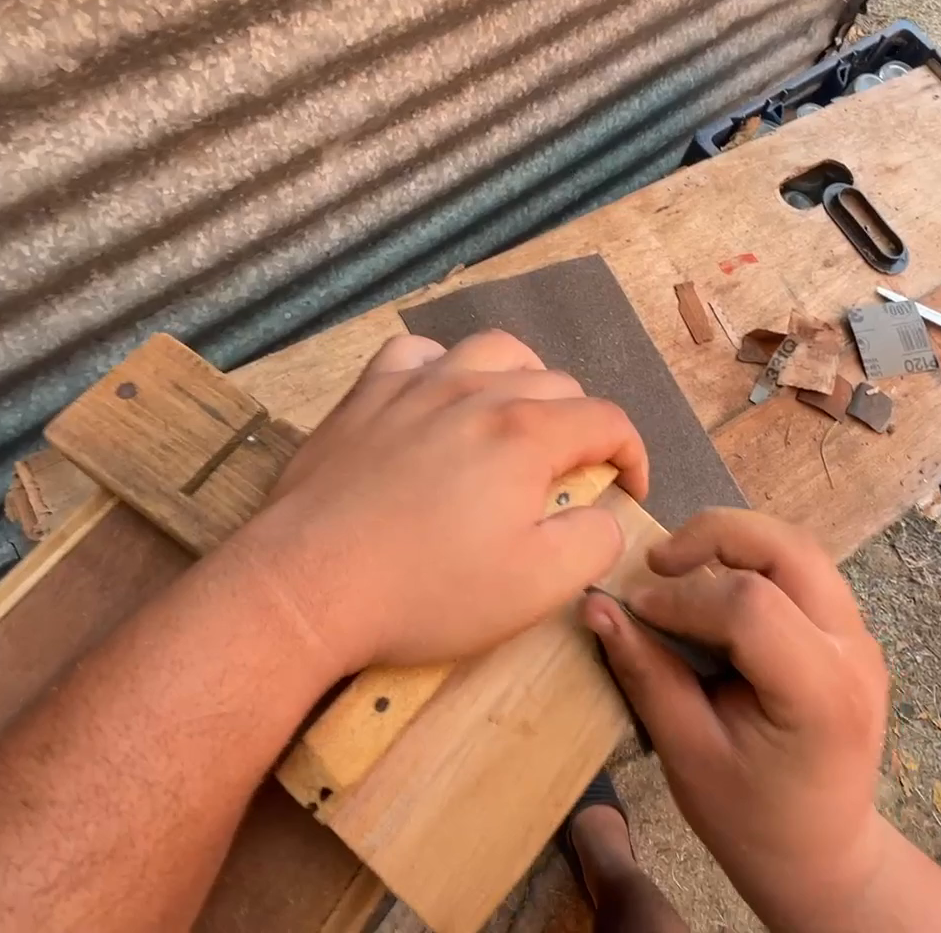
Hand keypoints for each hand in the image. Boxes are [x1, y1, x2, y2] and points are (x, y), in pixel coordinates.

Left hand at [239, 330, 649, 675]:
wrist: (308, 585)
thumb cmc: (427, 590)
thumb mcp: (536, 586)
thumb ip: (594, 541)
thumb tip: (607, 513)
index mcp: (525, 434)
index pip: (607, 419)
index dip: (632, 453)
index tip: (627, 489)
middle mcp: (476, 392)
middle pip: (557, 384)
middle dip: (581, 426)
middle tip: (569, 476)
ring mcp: (416, 386)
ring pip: (493, 351)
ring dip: (523, 380)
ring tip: (518, 418)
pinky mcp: (367, 396)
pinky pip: (416, 353)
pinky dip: (442, 366)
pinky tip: (438, 396)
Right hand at [581, 509, 888, 932]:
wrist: (823, 854)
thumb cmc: (751, 820)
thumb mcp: (687, 755)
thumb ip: (646, 675)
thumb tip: (596, 606)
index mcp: (823, 694)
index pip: (752, 606)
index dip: (682, 598)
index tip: (633, 608)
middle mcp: (854, 650)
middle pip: (788, 549)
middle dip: (714, 535)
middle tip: (657, 560)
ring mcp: (859, 635)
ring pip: (796, 547)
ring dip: (732, 541)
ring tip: (679, 567)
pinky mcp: (847, 629)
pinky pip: (798, 568)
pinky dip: (749, 559)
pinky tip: (711, 587)